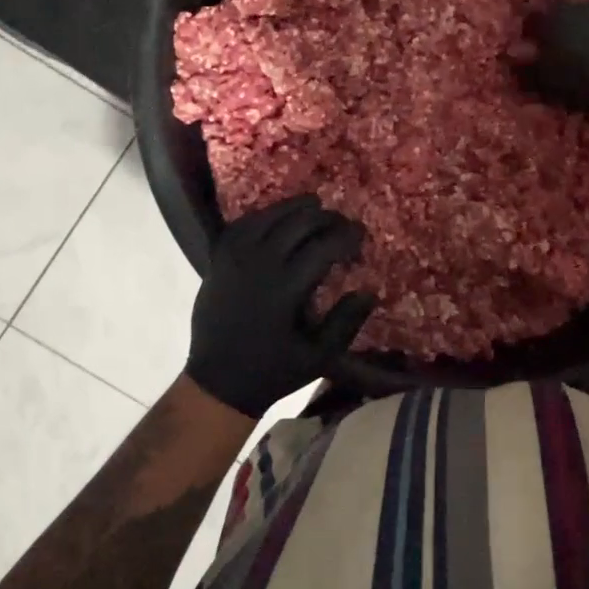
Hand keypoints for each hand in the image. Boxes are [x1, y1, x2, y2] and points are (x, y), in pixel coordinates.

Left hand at [184, 195, 375, 418]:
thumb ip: (346, 322)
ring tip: (317, 207)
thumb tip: (370, 290)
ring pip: (270, 215)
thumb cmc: (273, 370)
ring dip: (297, 208)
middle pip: (299, 222)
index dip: (347, 236)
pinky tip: (278, 218)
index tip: (362, 237)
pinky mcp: (218, 259)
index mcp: (285, 288)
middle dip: (327, 218)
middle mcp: (259, 264)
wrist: (218, 381)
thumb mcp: (318, 357)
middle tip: (343, 226)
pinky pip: (244, 223)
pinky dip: (265, 215)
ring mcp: (235, 258)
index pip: (324, 246)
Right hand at [519, 0, 588, 115]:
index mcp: (555, 16)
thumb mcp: (544, 80)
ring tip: (585, 54)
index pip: (534, 16)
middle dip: (559, 28)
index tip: (529, 44)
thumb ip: (525, 68)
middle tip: (557, 48)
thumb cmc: (578, 81)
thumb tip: (512, 59)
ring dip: (586, 32)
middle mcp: (582, 7)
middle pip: (564, 14)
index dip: (530, 30)